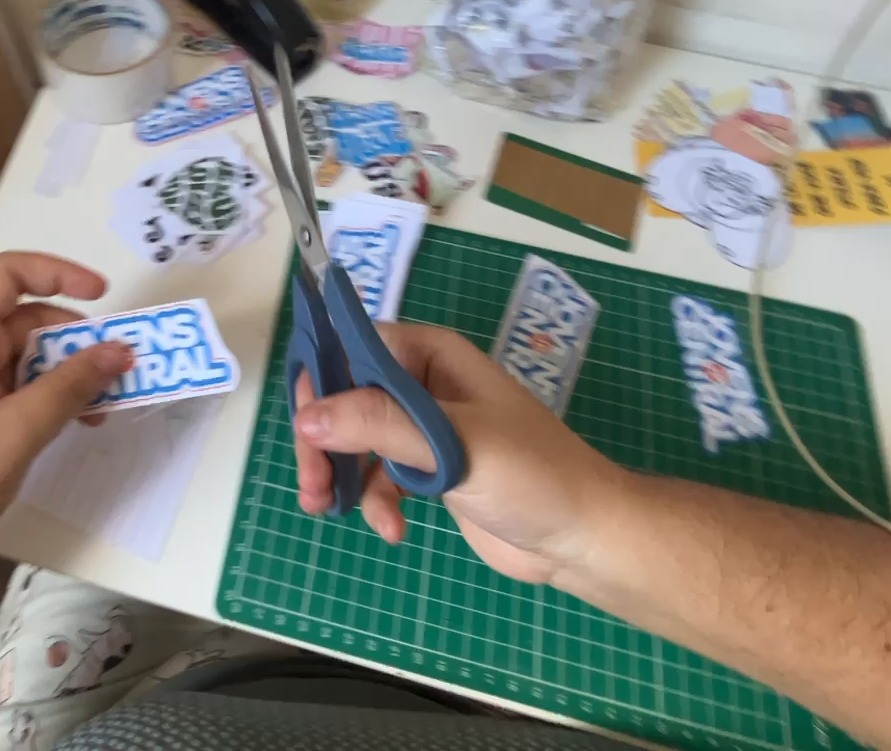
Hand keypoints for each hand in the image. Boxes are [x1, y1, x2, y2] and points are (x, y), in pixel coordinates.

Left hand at [0, 252, 133, 573]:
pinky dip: (54, 399)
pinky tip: (81, 423)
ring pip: (29, 359)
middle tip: (119, 365)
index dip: (56, 272)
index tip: (103, 296)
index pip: (7, 275)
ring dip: (70, 373)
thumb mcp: (15, 431)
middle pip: (26, 319)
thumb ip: (70, 387)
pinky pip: (22, 391)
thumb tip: (121, 349)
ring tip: (107, 402)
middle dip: (76, 336)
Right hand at [293, 323, 631, 582]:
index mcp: (428, 355)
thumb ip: (379, 425)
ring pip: (354, 441)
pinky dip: (373, 502)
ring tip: (327, 508)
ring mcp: (421, 429)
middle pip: (344, 398)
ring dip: (339, 475)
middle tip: (311, 483)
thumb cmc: (531, 475)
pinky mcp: (425, 470)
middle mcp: (419, 384)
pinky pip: (377, 476)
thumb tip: (306, 417)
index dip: (322, 380)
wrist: (585, 540)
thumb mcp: (453, 443)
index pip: (354, 349)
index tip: (305, 426)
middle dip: (324, 441)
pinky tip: (391, 530)